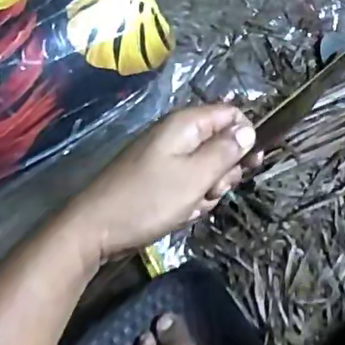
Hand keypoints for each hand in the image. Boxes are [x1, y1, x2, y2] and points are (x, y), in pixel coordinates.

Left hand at [64, 104, 258, 262]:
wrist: (94, 230)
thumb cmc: (147, 200)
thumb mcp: (195, 177)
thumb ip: (226, 151)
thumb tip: (249, 130)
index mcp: (186, 124)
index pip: (232, 114)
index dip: (245, 136)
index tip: (250, 164)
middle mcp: (178, 133)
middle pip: (221, 142)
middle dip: (224, 170)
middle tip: (212, 191)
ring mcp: (167, 155)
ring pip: (207, 167)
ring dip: (208, 189)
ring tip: (191, 206)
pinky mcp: (159, 176)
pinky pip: (189, 181)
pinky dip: (190, 198)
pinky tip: (180, 213)